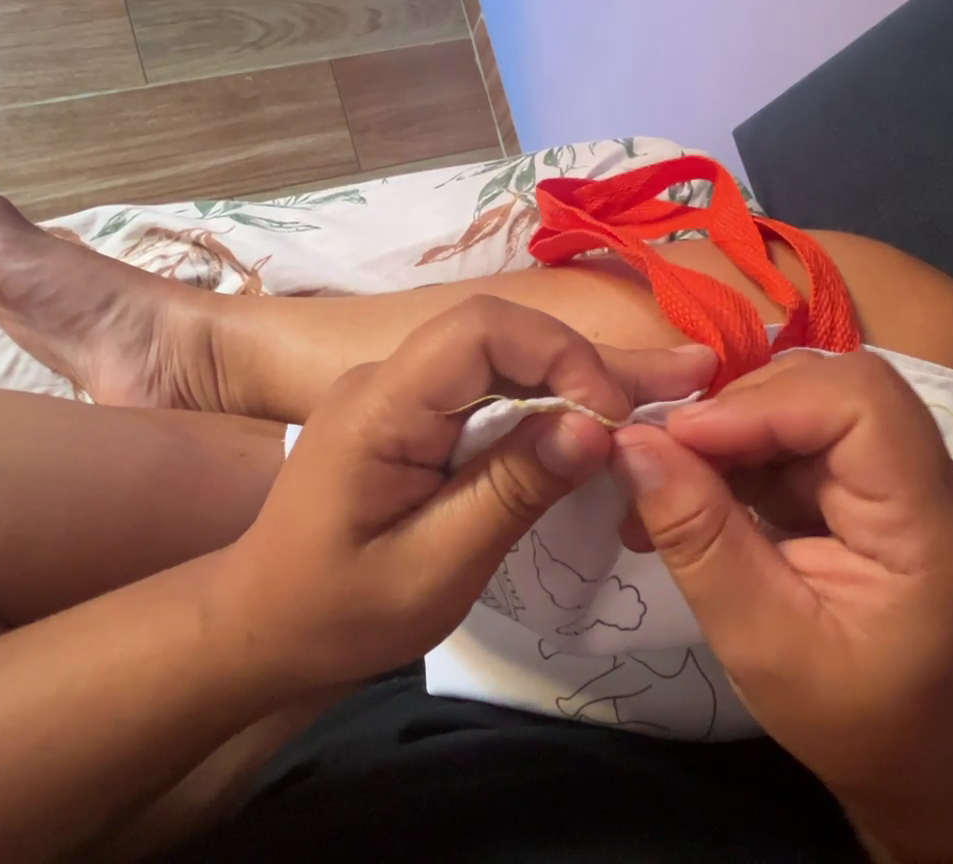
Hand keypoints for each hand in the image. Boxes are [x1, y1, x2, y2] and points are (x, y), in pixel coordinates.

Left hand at [232, 296, 713, 687]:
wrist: (265, 624)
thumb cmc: (339, 611)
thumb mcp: (433, 568)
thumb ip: (511, 491)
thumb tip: (597, 428)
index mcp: (381, 406)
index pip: (481, 329)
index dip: (560, 355)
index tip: (611, 420)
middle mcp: (391, 378)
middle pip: (504, 336)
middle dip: (593, 361)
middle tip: (686, 378)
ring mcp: (403, 392)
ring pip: (508, 360)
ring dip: (584, 377)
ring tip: (671, 386)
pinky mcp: (418, 415)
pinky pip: (493, 392)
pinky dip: (554, 404)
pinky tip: (607, 415)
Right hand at [610, 351, 952, 797]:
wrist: (903, 748)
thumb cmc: (846, 713)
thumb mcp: (759, 641)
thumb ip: (699, 540)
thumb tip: (631, 446)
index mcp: (927, 522)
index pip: (861, 404)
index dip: (765, 404)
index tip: (679, 437)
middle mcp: (921, 476)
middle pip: (829, 387)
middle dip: (734, 411)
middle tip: (660, 457)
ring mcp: (890, 473)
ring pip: (800, 401)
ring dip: (722, 431)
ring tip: (660, 480)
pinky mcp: (856, 480)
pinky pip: (786, 435)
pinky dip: (728, 453)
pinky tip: (684, 491)